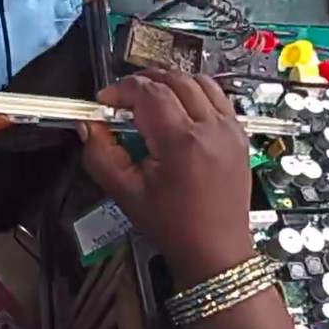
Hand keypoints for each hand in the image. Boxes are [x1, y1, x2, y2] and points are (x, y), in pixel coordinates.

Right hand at [79, 70, 295, 328]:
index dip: (122, 90)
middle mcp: (211, 128)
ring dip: (170, 83)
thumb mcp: (124, 193)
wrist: (214, 249)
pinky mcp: (239, 135)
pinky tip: (177, 111)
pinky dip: (194, 93)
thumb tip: (89, 126)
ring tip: (149, 100)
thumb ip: (100, 155)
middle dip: (143, 82)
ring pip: (200, 81)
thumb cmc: (172, 226)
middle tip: (122, 98)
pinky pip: (217, 97)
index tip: (105, 101)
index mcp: (182, 142)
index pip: (150, 93)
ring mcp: (230, 129)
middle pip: (175, 79)